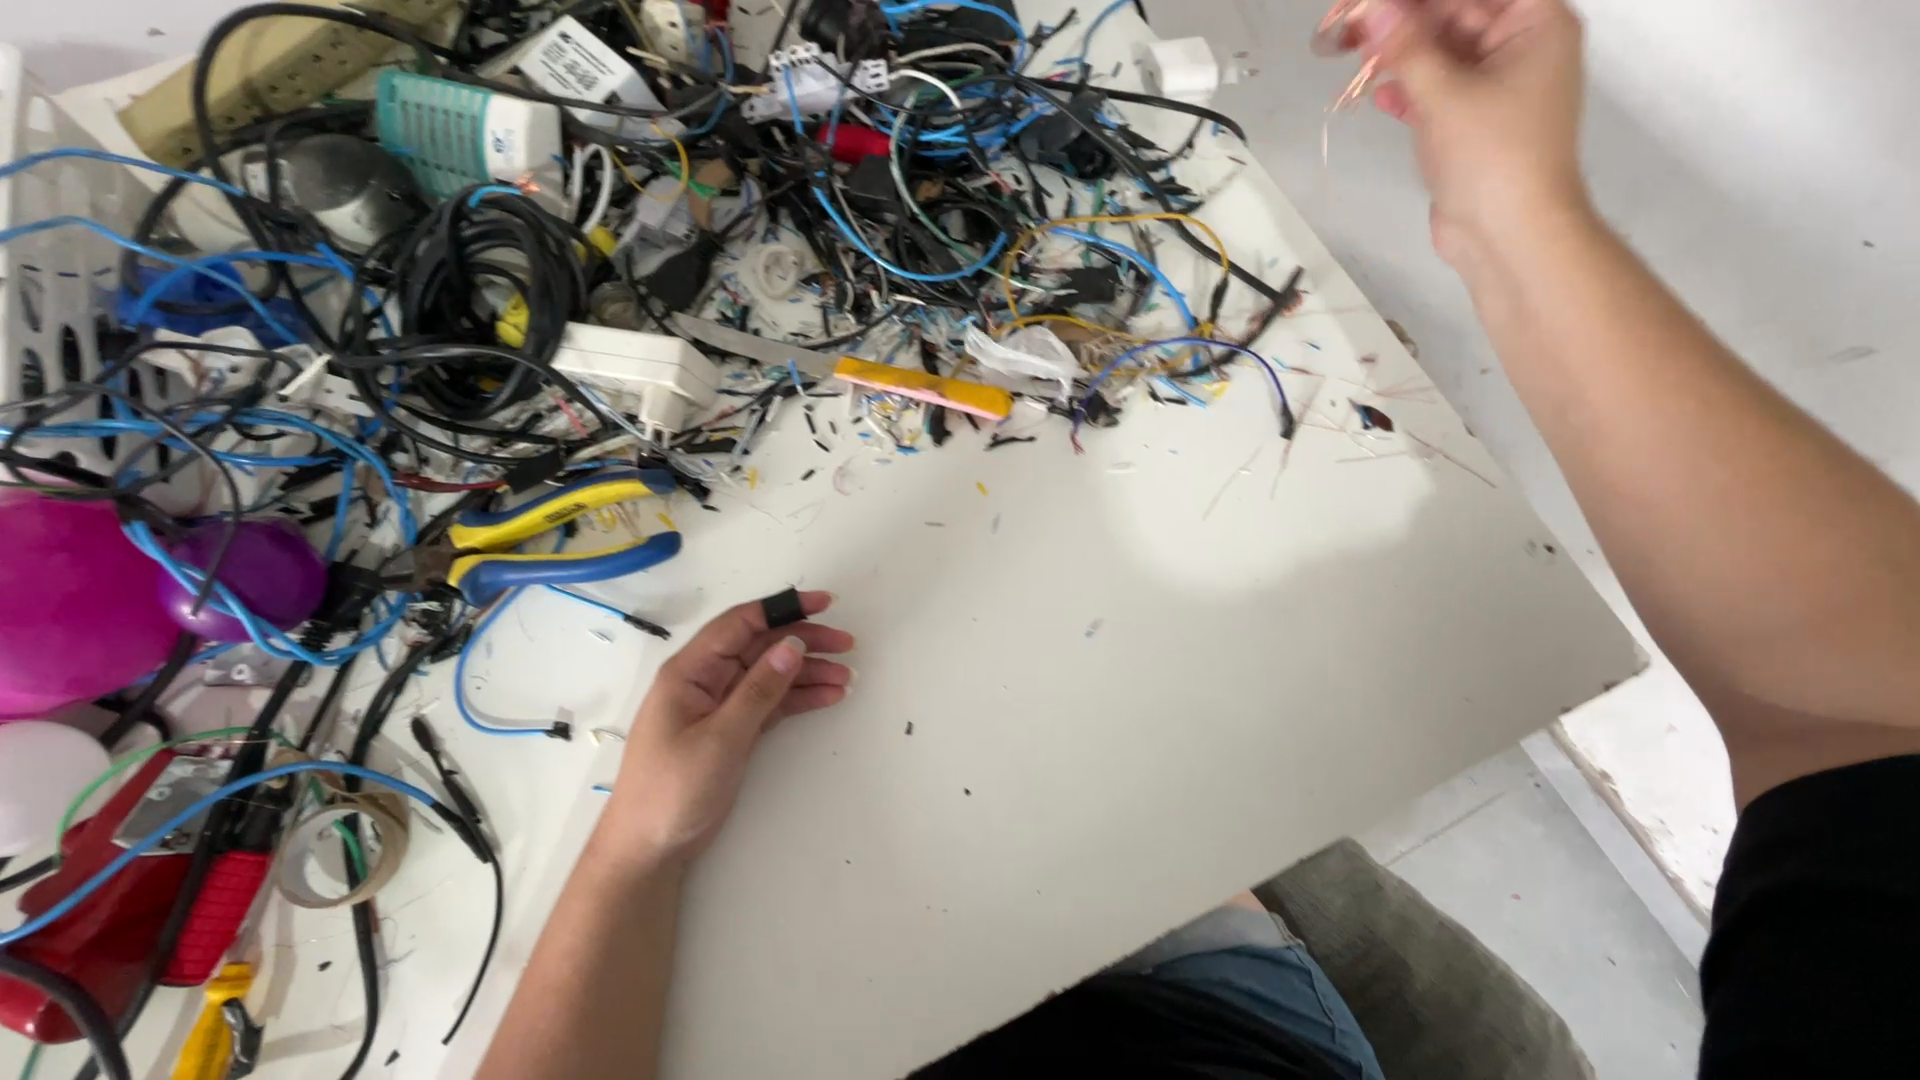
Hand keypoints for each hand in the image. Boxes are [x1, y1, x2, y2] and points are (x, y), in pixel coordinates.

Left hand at [597, 591, 853, 864]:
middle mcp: (706, 680)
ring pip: (771, 675)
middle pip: (761, 647)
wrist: (649, 849)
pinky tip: (829, 696)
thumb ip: (758, 690)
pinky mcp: (733, 729)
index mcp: (691, 671)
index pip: (740, 625)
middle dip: (805, 642)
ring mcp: (720, 705)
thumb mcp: (720, 738)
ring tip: (847, 677)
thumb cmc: (673, 790)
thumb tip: (793, 645)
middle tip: (848, 646)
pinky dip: (799, 698)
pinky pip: (771, 702)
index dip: (782, 608)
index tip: (824, 605)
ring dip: (808, 673)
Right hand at [1338, 0, 1589, 267]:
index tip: (1374, 4)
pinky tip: (1379, 94)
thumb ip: (1406, 49)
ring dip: (1401, 57)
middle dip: (1405, 23)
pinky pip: (1438, 93)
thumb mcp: (1445, 94)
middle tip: (1352, 26)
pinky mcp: (1472, 125)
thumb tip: (1374, 10)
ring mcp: (1497, 89)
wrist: (1509, 232)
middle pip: (1456, 18)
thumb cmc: (1493, 155)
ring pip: (1442, 57)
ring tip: (1354, 54)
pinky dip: (1409, 92)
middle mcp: (1521, 48)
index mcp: (1535, 23)